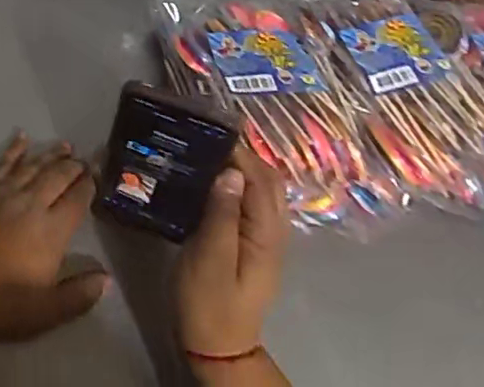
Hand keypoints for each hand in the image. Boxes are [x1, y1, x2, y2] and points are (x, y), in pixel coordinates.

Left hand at [0, 132, 107, 345]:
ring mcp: (8, 195)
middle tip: (86, 160)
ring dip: (52, 154)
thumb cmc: (3, 306)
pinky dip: (14, 150)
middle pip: (59, 175)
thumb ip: (79, 294)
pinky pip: (4, 165)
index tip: (99, 174)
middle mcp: (34, 203)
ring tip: (66, 146)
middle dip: (75, 166)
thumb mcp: (47, 311)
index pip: (79, 197)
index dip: (90, 184)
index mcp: (53, 229)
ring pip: (35, 166)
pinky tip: (21, 137)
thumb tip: (107, 279)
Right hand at [175, 143, 288, 357]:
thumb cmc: (210, 304)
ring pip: (263, 188)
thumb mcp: (210, 259)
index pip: (259, 176)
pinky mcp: (255, 243)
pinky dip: (240, 184)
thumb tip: (232, 170)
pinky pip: (254, 201)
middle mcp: (275, 229)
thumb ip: (222, 214)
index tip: (209, 134)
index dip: (237, 152)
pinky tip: (217, 182)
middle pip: (267, 178)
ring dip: (242, 168)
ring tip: (210, 155)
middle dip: (242, 154)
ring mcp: (268, 236)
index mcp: (267, 230)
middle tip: (208, 141)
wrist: (218, 349)